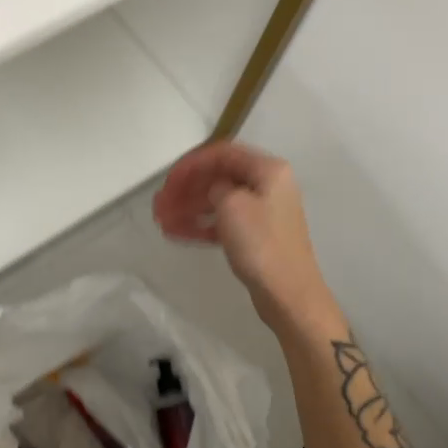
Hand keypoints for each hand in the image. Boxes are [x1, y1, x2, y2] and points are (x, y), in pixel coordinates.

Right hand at [153, 142, 328, 331]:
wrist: (288, 294)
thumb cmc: (261, 243)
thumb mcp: (232, 205)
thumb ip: (215, 186)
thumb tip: (212, 189)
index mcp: (268, 170)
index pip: (222, 154)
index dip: (191, 164)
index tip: (168, 180)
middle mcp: (267, 185)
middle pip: (218, 178)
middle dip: (185, 190)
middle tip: (159, 205)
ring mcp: (261, 212)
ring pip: (217, 202)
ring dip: (187, 208)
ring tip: (161, 221)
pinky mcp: (255, 235)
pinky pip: (222, 222)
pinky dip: (199, 225)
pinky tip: (175, 233)